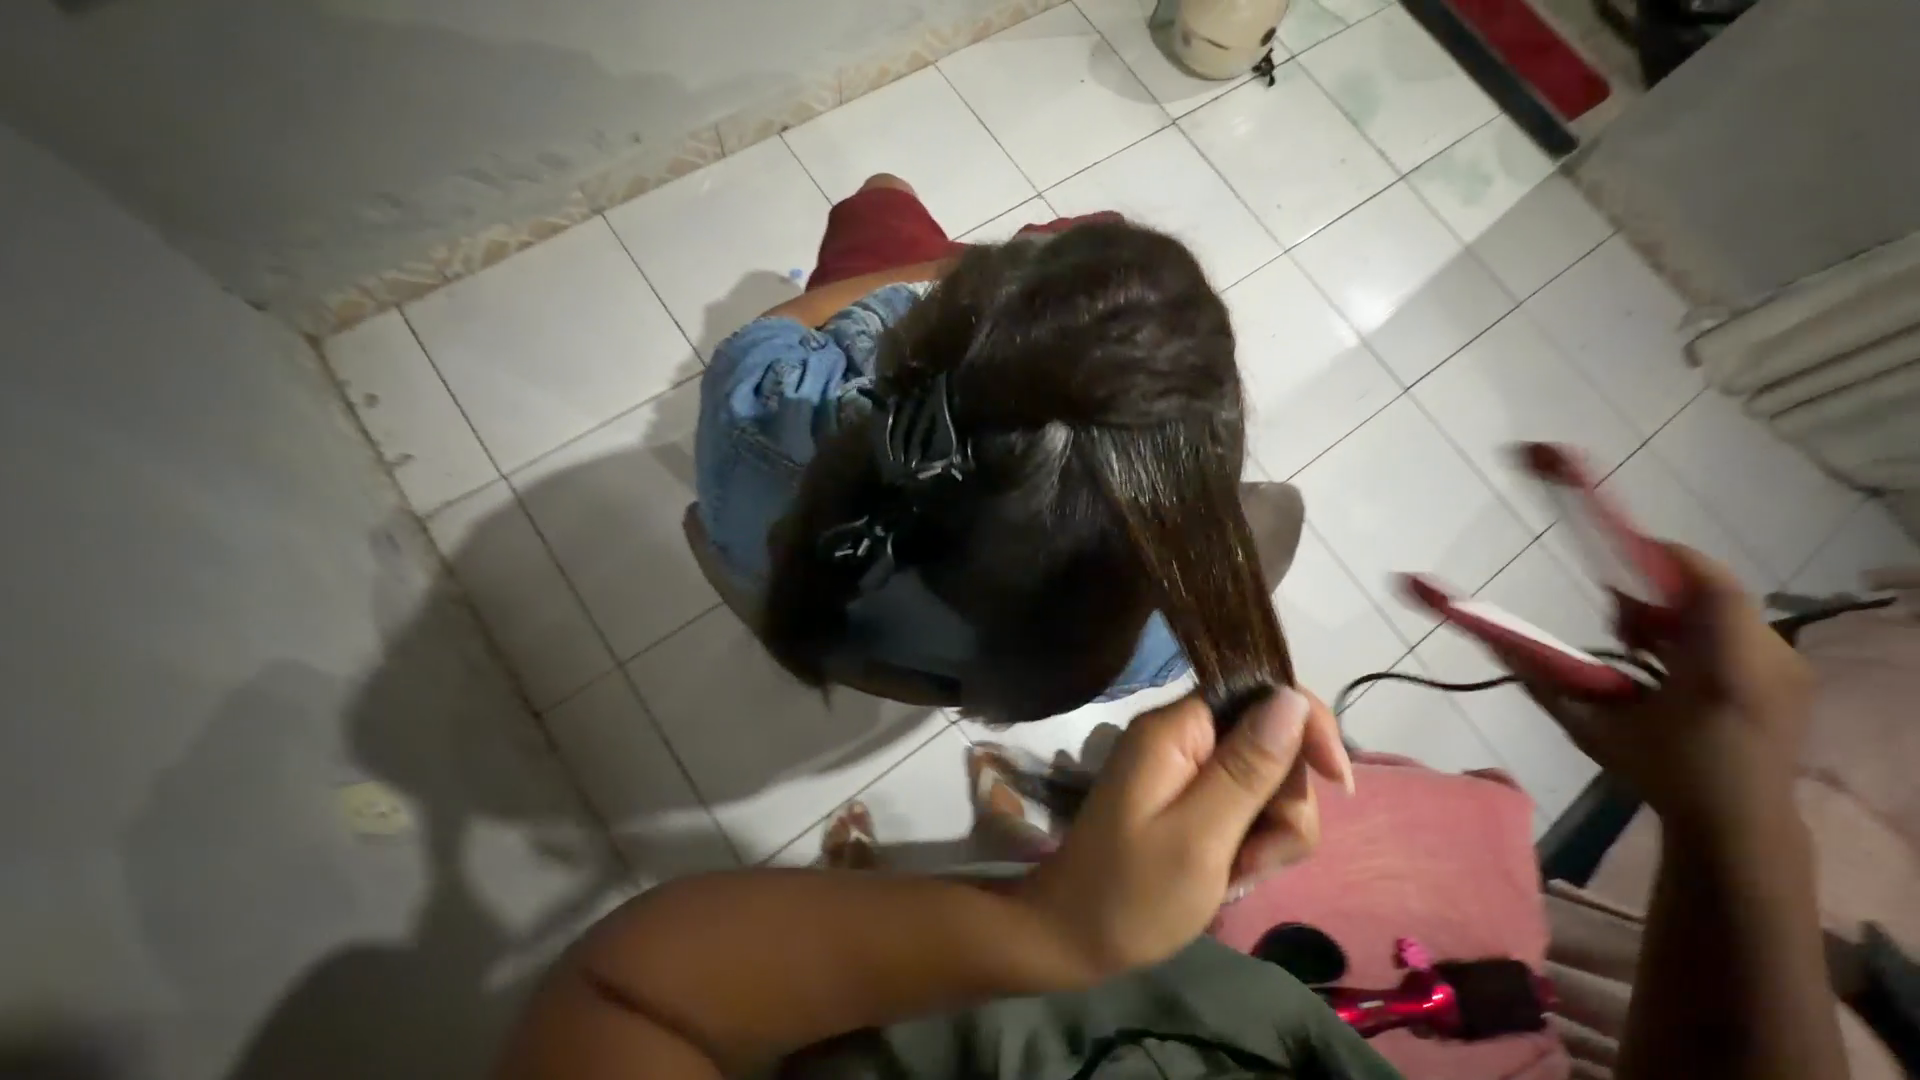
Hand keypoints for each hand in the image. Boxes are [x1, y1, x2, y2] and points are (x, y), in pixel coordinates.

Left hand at [1013, 687, 1324, 978]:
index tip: (1338, 786)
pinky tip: (1229, 877)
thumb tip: (1290, 696)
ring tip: (1234, 876)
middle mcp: (1181, 737)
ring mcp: (1184, 770)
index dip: (1309, 730)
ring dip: (1268, 836)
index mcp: (1176, 730)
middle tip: (1252, 862)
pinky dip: (1250, 845)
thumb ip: (1248, 767)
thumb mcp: (1201, 836)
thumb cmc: (1134, 894)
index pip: (1263, 694)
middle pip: (1273, 746)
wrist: (1074, 938)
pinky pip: (1244, 809)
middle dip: (1282, 807)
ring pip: (1267, 784)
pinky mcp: (1187, 800)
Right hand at [1488, 544, 1811, 838]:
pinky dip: (1696, 635)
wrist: (1739, 826)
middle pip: (1712, 596)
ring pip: (1724, 614)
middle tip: (1612, 620)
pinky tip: (1665, 666)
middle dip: (1657, 595)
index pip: (1711, 586)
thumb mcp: (1592, 727)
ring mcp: (1787, 670)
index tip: (1621, 551)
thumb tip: (1493, 642)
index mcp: (1728, 668)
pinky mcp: (1789, 680)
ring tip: (1634, 648)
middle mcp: (1770, 659)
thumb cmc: (1662, 774)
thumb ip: (1544, 681)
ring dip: (1675, 617)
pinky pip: (1739, 634)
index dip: (1668, 558)